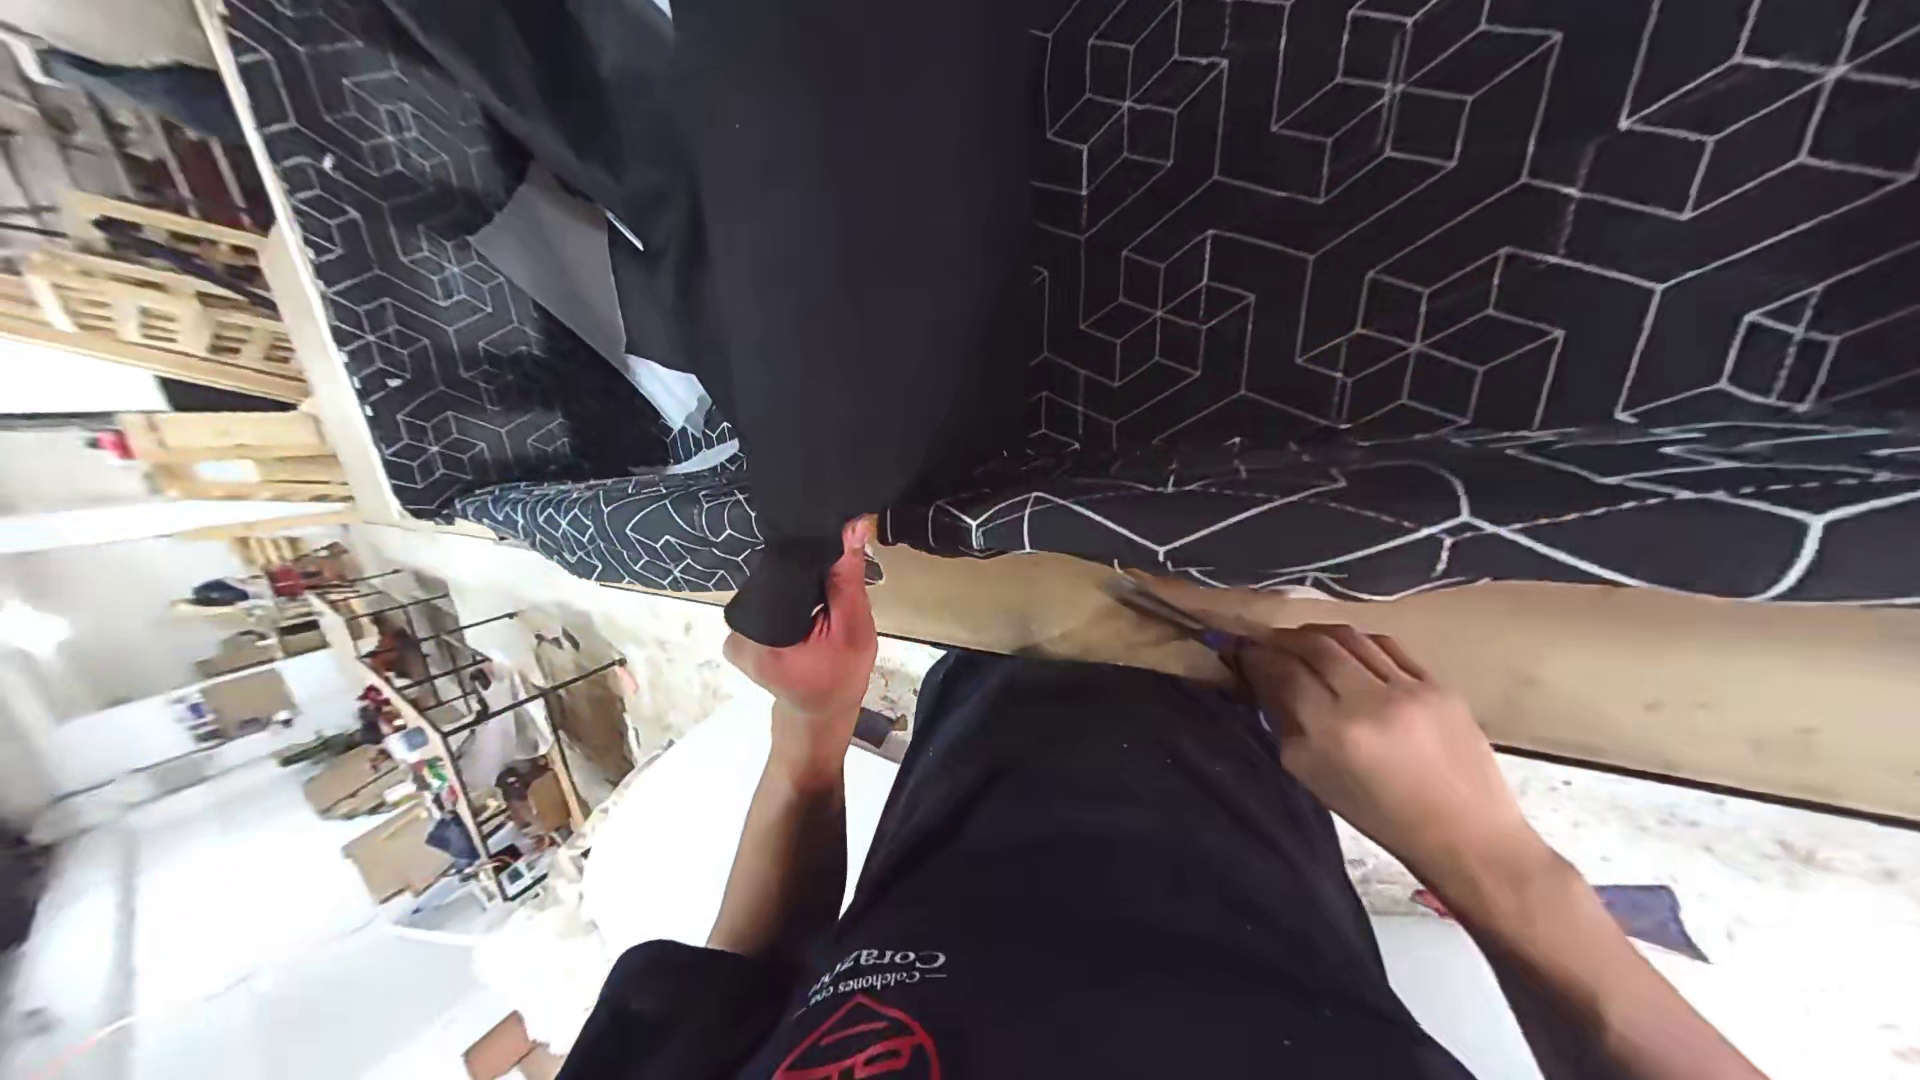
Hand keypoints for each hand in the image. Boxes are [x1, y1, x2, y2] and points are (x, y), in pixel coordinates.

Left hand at [723, 516, 878, 784]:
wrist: (819, 713)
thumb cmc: (840, 677)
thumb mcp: (854, 628)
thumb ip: (848, 578)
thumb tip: (851, 525)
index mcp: (762, 631)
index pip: (785, 571)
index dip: (812, 558)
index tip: (835, 556)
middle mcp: (737, 627)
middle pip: (776, 577)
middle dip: (806, 575)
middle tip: (832, 584)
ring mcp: (733, 632)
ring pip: (771, 587)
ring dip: (798, 586)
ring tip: (819, 596)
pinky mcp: (737, 634)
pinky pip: (765, 601)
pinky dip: (787, 599)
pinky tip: (805, 608)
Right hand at [1237, 624, 1554, 901]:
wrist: (1466, 835)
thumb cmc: (1377, 813)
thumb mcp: (1310, 772)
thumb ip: (1281, 719)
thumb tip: (1260, 676)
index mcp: (1332, 732)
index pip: (1282, 671)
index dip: (1255, 655)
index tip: (1239, 651)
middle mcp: (1369, 702)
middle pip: (1312, 644)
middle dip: (1281, 637)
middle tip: (1265, 641)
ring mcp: (1409, 689)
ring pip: (1348, 636)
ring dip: (1315, 633)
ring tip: (1300, 641)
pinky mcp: (1440, 685)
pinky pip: (1386, 645)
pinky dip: (1355, 641)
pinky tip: (1345, 650)